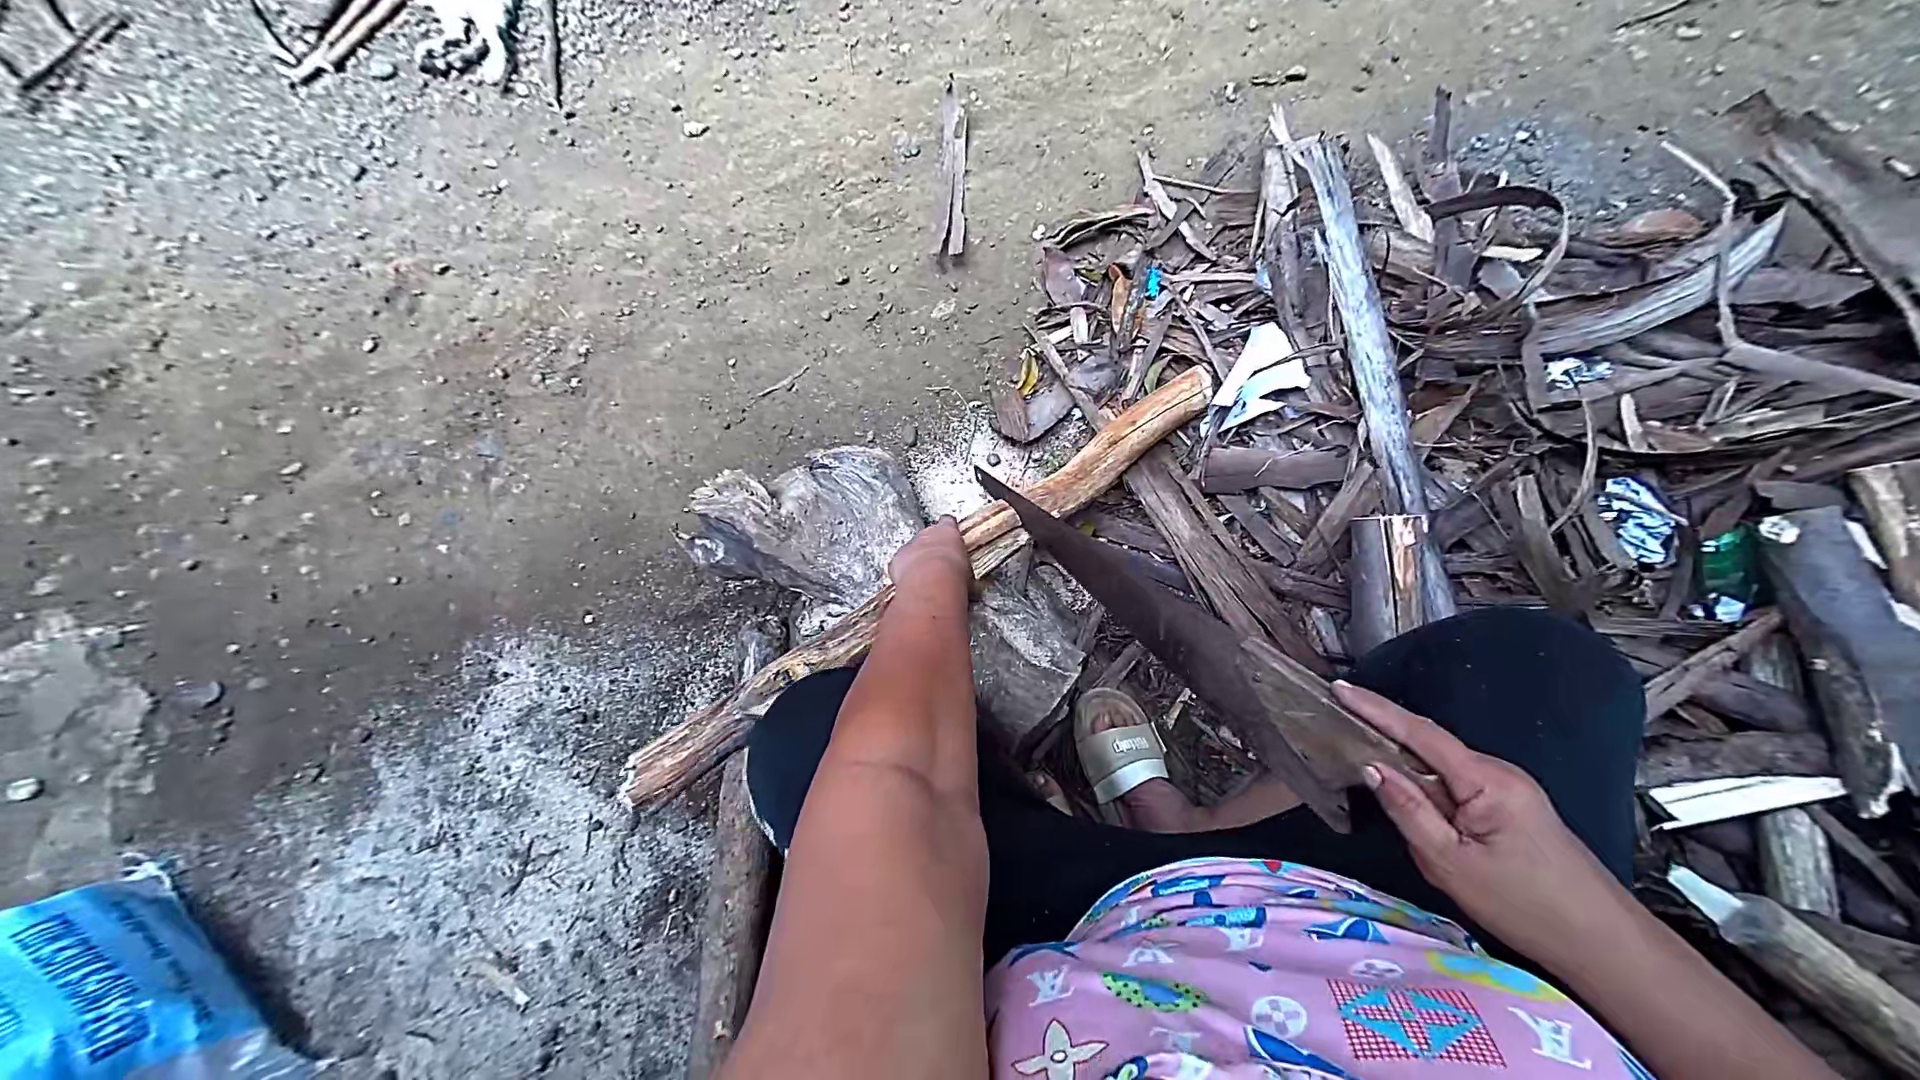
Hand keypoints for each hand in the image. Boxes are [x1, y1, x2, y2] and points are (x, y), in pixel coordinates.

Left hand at [887, 517, 970, 595]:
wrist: (933, 579)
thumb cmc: (955, 571)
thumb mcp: (967, 568)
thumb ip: (962, 565)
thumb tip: (965, 578)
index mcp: (948, 530)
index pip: (947, 522)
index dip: (947, 531)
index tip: (949, 539)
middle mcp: (927, 533)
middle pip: (927, 535)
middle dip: (930, 546)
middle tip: (937, 562)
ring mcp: (910, 545)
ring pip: (911, 549)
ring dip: (916, 559)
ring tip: (923, 575)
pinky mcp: (897, 559)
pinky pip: (899, 563)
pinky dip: (903, 570)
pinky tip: (910, 582)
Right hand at [1334, 680, 1634, 966]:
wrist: (1609, 948)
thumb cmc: (1529, 908)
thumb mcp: (1451, 863)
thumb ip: (1408, 810)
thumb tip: (1371, 767)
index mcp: (1487, 781)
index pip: (1418, 733)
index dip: (1374, 708)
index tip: (1339, 688)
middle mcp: (1498, 773)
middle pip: (1426, 746)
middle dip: (1383, 741)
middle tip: (1336, 734)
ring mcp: (1507, 788)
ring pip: (1437, 769)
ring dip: (1405, 773)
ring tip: (1369, 778)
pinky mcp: (1509, 805)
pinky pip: (1452, 785)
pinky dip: (1424, 788)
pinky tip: (1411, 806)